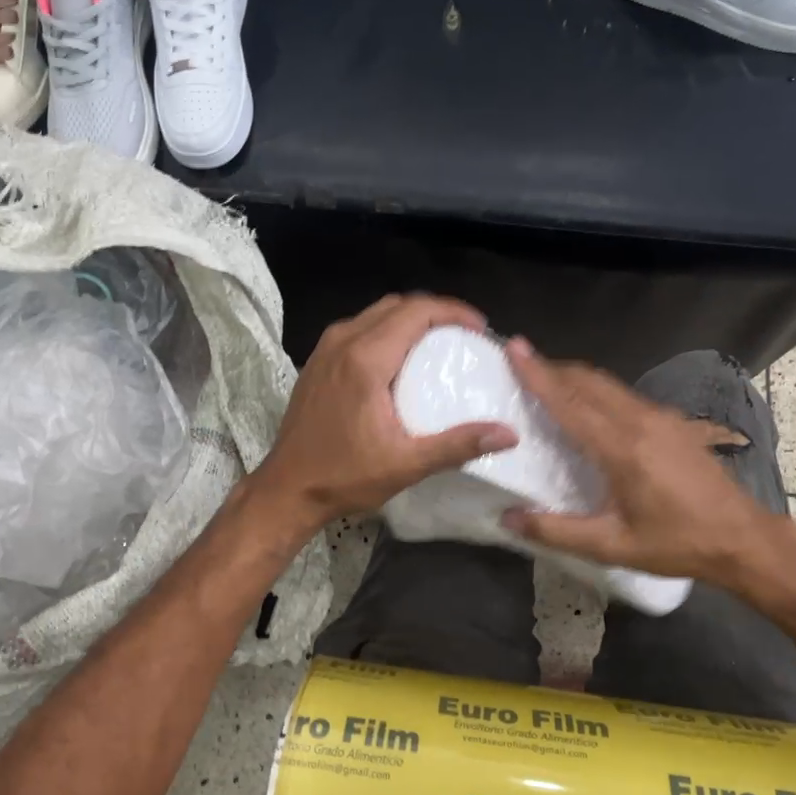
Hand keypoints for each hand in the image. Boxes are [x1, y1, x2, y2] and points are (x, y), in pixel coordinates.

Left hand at [253, 295, 518, 526]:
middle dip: (436, 312)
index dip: (453, 311)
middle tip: (466, 336)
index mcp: (365, 358)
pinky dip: (387, 332)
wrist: (287, 489)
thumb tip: (508, 434)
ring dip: (410, 320)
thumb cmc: (344, 476)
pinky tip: (403, 360)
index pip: (416, 311)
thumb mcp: (406, 464)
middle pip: (397, 305)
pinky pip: (359, 329)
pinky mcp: (318, 362)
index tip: (481, 329)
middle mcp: (343, 342)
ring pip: (376, 314)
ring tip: (440, 343)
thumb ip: (458, 444)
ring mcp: (325, 349)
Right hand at [499, 338, 780, 586]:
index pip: (570, 403)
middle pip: (588, 381)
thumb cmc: (676, 543)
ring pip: (608, 384)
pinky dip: (596, 390)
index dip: (538, 375)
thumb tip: (507, 518)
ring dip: (574, 377)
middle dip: (552, 368)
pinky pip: (625, 395)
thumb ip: (556, 531)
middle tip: (520, 364)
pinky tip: (589, 407)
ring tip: (547, 381)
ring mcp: (661, 418)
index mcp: (621, 449)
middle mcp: (640, 422)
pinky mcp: (674, 422)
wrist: (742, 538)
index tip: (514, 348)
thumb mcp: (612, 546)